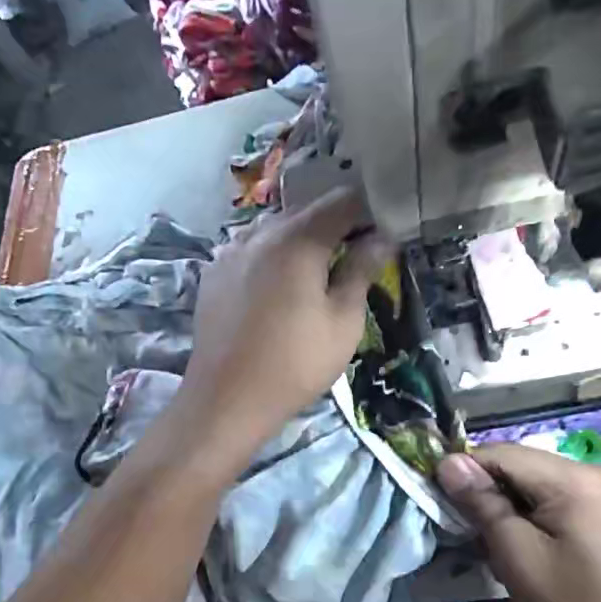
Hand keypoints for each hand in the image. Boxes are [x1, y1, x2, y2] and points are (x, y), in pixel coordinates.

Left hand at [183, 188, 392, 442]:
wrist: (227, 400)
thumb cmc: (296, 364)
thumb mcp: (343, 322)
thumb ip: (361, 272)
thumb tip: (382, 239)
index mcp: (297, 240)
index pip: (342, 201)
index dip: (369, 208)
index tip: (386, 228)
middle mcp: (260, 233)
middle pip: (306, 211)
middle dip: (336, 224)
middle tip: (359, 252)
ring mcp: (231, 251)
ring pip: (276, 229)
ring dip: (303, 239)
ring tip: (320, 270)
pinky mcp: (214, 273)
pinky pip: (252, 249)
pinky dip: (274, 255)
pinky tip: (282, 286)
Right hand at [437, 444, 600, 601]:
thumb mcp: (518, 556)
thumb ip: (483, 504)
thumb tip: (449, 462)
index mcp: (569, 477)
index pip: (500, 452)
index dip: (463, 470)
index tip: (436, 499)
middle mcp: (587, 472)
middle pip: (518, 464)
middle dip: (484, 489)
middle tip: (462, 528)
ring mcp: (600, 492)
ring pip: (534, 483)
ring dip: (505, 505)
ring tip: (488, 541)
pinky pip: (553, 499)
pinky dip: (528, 515)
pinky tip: (520, 545)